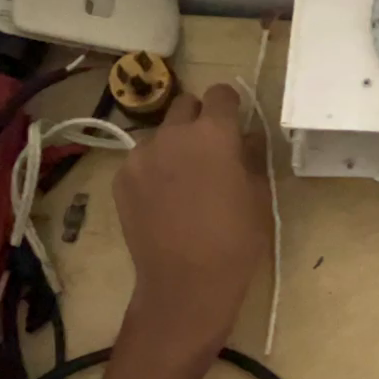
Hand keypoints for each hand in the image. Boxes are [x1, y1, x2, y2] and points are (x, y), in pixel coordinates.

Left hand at [113, 84, 268, 351]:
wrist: (185, 284)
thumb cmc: (234, 242)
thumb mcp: (257, 198)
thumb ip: (250, 158)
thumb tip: (245, 138)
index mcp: (214, 134)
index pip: (220, 95)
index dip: (229, 106)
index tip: (234, 122)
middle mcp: (173, 134)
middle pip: (185, 106)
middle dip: (199, 120)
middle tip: (209, 152)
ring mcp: (141, 155)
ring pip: (161, 135)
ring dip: (174, 147)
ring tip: (182, 182)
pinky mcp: (121, 178)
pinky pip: (141, 161)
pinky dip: (153, 171)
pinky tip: (162, 201)